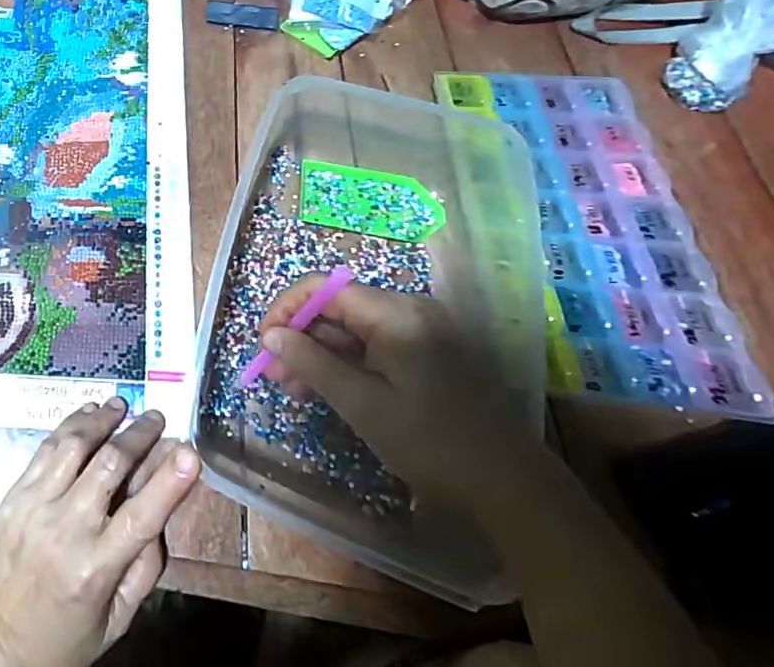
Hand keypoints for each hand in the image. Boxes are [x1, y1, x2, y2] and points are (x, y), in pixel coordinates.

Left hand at [0, 398, 199, 666]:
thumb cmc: (63, 638)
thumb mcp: (115, 620)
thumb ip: (144, 568)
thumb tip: (162, 513)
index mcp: (96, 568)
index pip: (141, 515)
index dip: (169, 480)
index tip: (190, 450)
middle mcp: (66, 529)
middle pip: (109, 466)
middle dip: (138, 435)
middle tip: (157, 417)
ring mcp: (36, 506)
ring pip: (74, 446)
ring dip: (102, 420)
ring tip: (121, 405)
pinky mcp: (14, 494)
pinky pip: (45, 449)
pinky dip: (69, 425)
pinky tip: (87, 413)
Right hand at [257, 275, 534, 501]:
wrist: (510, 485)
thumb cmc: (431, 443)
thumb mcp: (363, 404)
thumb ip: (312, 362)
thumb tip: (270, 335)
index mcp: (395, 312)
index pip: (323, 288)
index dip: (286, 310)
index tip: (263, 346)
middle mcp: (409, 308)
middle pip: (337, 306)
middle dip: (300, 336)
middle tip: (275, 375)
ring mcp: (421, 328)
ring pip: (353, 327)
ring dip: (320, 351)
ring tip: (295, 387)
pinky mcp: (427, 350)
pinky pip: (374, 343)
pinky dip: (347, 361)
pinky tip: (328, 387)